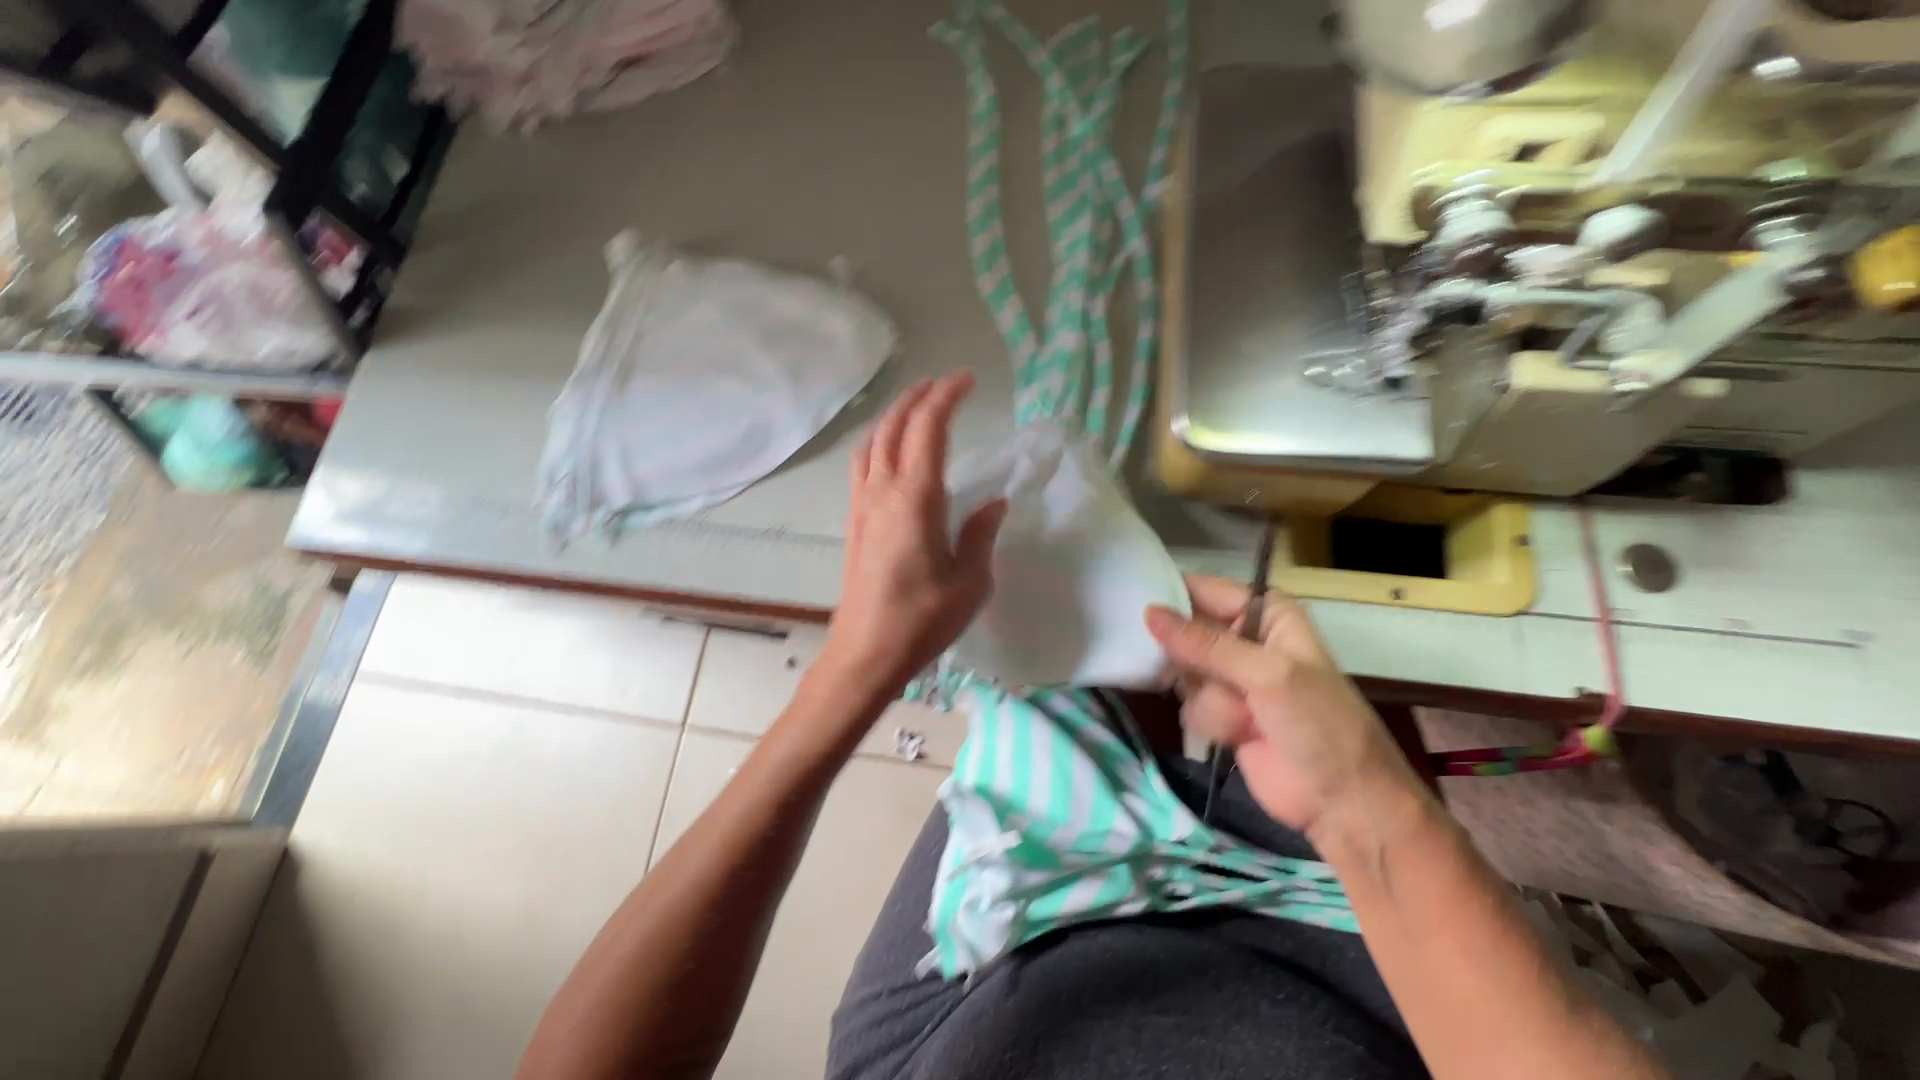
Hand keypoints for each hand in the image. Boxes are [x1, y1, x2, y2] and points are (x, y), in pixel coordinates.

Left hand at [818, 373, 1007, 699]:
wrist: (865, 653)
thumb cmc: (922, 621)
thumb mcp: (970, 582)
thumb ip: (981, 535)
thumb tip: (993, 503)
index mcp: (915, 498)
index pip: (928, 429)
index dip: (946, 397)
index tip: (967, 379)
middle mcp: (883, 491)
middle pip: (895, 426)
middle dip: (919, 396)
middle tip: (946, 384)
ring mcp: (863, 505)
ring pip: (873, 441)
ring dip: (894, 415)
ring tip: (917, 406)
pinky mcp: (855, 522)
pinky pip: (862, 464)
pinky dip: (879, 440)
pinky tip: (890, 450)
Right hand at [1145, 575, 1424, 837]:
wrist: (1341, 798)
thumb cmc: (1319, 723)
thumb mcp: (1267, 674)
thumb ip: (1206, 645)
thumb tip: (1149, 612)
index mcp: (1267, 614)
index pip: (1208, 591)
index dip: (1174, 596)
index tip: (1136, 606)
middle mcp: (1247, 640)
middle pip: (1187, 632)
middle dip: (1188, 658)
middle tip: (1201, 675)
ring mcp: (1232, 680)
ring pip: (1185, 673)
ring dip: (1210, 699)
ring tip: (1244, 718)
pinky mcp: (1222, 716)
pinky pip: (1190, 705)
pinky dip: (1210, 721)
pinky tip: (1237, 735)